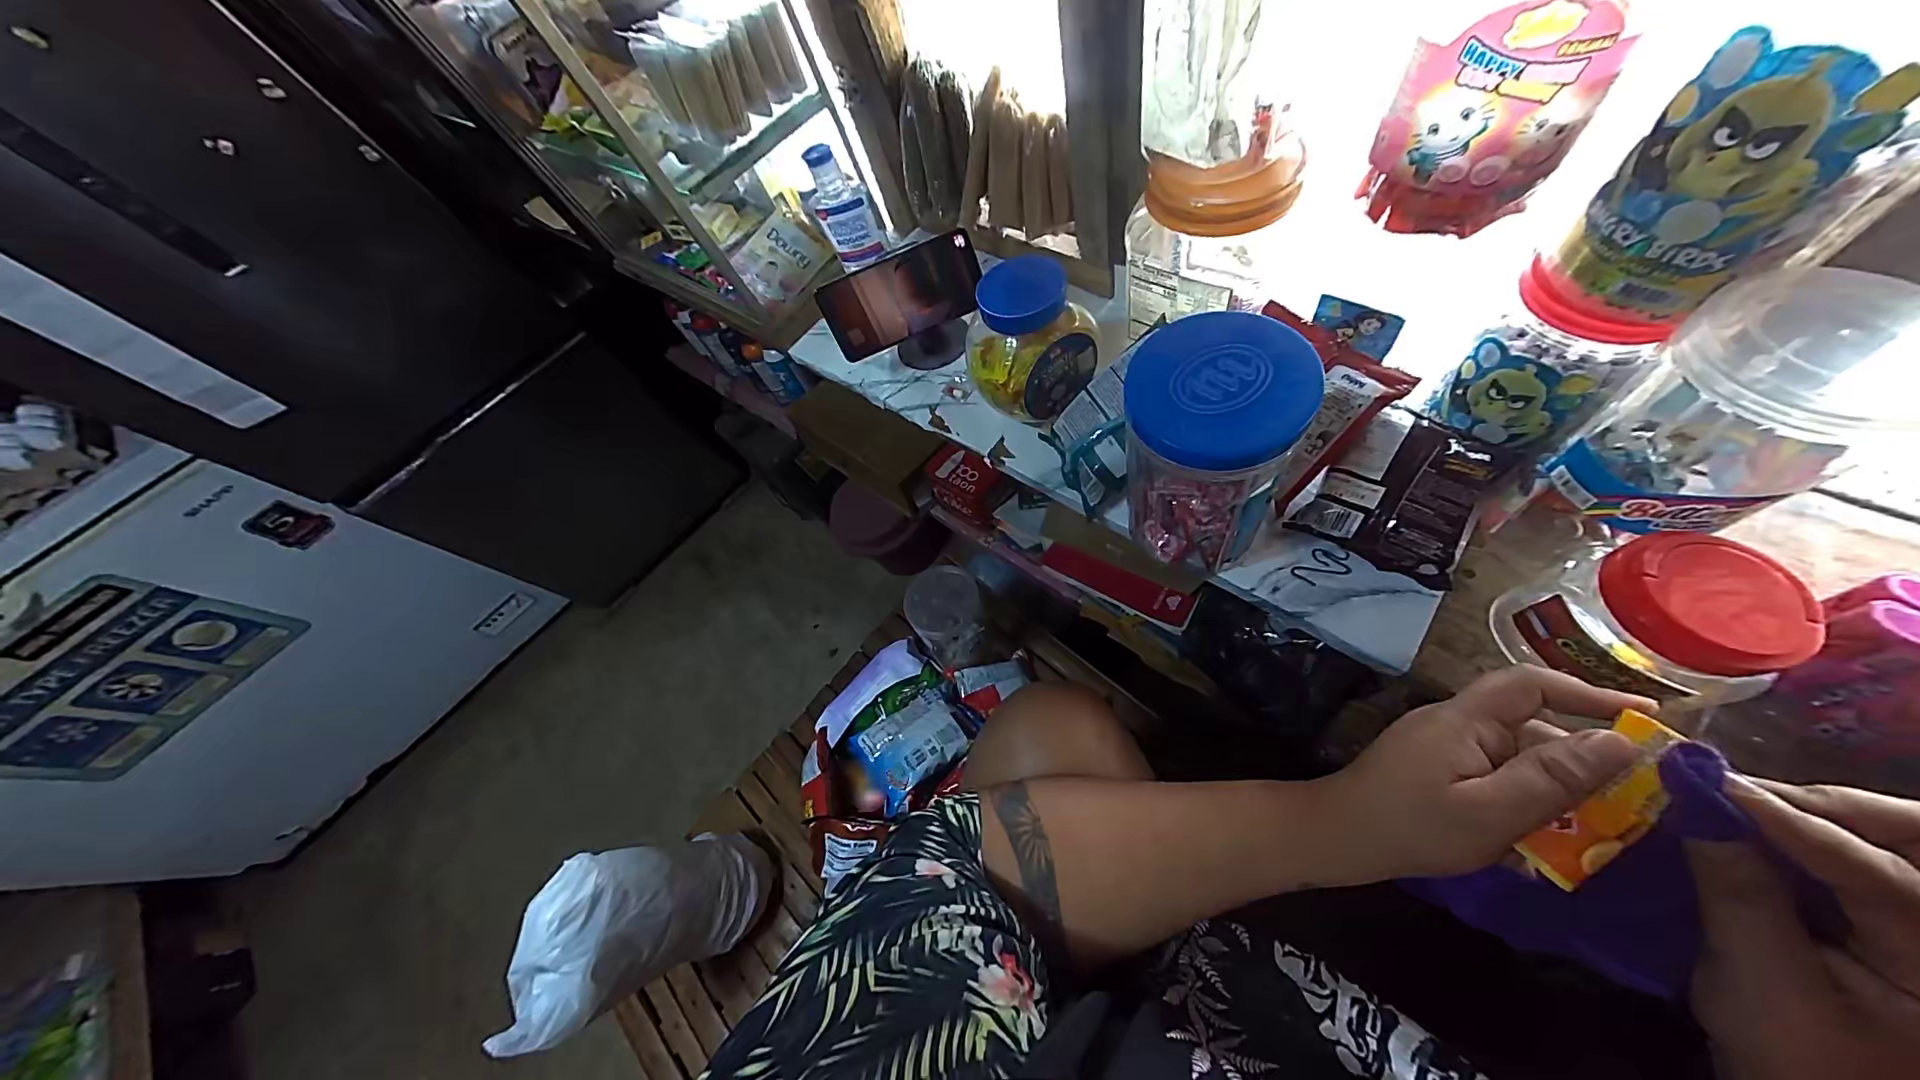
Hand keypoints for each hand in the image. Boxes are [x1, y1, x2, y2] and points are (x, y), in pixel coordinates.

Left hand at [1320, 666, 1647, 879]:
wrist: (1339, 838)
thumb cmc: (1412, 826)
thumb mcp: (1493, 810)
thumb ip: (1554, 777)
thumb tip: (1620, 740)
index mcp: (1463, 719)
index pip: (1529, 684)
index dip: (1590, 693)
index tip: (1649, 718)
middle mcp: (1454, 724)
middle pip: (1533, 728)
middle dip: (1584, 763)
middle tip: (1639, 805)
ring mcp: (1443, 747)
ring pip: (1518, 759)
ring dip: (1556, 792)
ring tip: (1597, 837)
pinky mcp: (1437, 770)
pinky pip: (1495, 777)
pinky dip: (1523, 803)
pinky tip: (1540, 847)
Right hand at [1688, 779, 1919, 1079]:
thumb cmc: (1799, 1057)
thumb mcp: (1762, 982)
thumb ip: (1739, 893)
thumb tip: (1696, 806)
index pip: (1881, 873)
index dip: (1789, 819)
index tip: (1706, 780)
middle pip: (1911, 839)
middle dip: (1822, 805)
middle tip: (1734, 791)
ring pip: (1887, 840)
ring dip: (1810, 813)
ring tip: (1735, 804)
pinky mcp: (1891, 921)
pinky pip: (1858, 856)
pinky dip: (1801, 833)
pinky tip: (1748, 828)